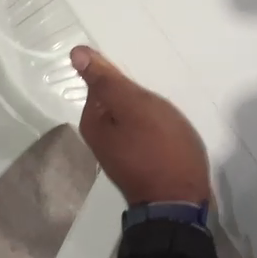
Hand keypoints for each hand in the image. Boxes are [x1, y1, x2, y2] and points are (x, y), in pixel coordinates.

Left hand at [71, 45, 210, 205]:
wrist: (182, 205)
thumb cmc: (158, 149)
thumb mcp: (133, 106)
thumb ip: (105, 79)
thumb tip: (74, 53)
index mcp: (93, 121)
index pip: (100, 79)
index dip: (120, 67)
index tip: (141, 61)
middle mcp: (102, 136)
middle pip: (117, 95)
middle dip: (135, 84)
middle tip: (158, 75)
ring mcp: (122, 149)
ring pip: (132, 111)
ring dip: (147, 101)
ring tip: (167, 91)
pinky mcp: (143, 157)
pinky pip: (145, 127)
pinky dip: (156, 118)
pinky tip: (170, 115)